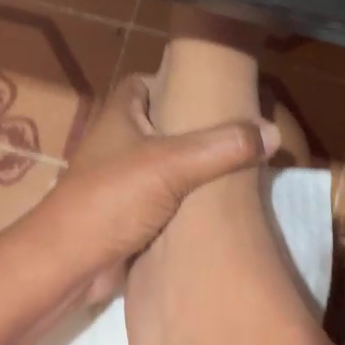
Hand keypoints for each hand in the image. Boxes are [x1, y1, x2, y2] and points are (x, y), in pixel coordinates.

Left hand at [20, 74, 277, 301]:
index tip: (210, 90)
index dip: (172, 80)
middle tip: (236, 130)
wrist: (71, 263)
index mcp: (119, 116)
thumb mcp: (174, 164)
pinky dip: (186, 202)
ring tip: (238, 166)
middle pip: (160, 124)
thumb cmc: (114, 198)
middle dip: (194, 128)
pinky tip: (219, 206)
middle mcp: (118, 142)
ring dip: (193, 168)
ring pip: (164, 165)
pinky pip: (164, 200)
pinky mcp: (128, 215)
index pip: (144, 83)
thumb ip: (223, 147)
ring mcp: (121, 181)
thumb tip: (273, 131)